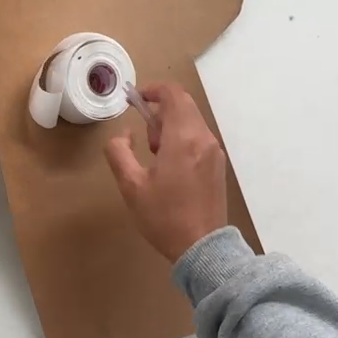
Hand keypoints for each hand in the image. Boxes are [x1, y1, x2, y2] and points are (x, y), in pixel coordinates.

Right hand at [103, 82, 229, 261]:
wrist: (201, 247)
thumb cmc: (163, 217)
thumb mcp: (131, 185)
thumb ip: (119, 151)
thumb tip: (125, 134)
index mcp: (183, 139)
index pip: (173, 94)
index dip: (153, 90)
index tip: (136, 99)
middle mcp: (203, 139)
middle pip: (183, 105)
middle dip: (160, 112)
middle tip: (144, 140)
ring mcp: (214, 151)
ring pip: (191, 122)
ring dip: (170, 128)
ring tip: (155, 158)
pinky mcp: (218, 165)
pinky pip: (198, 138)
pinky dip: (181, 140)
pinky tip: (170, 168)